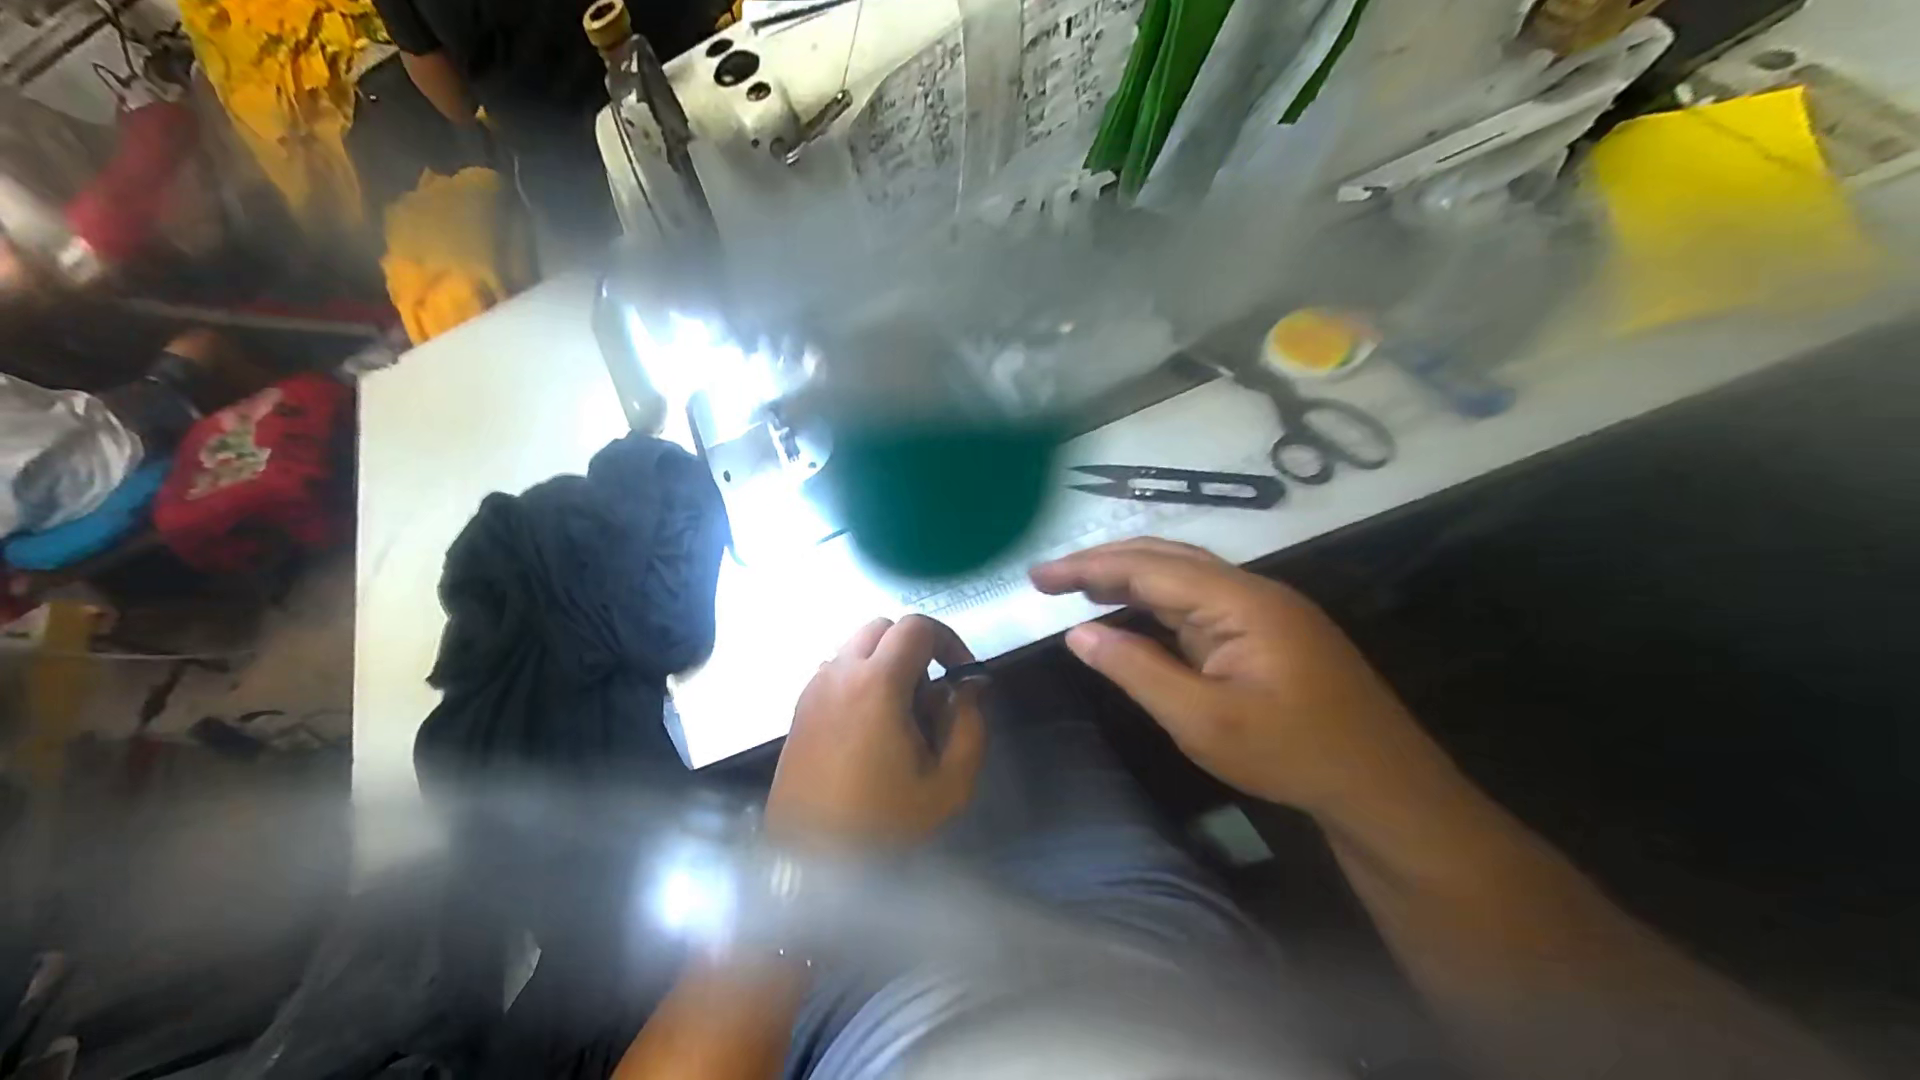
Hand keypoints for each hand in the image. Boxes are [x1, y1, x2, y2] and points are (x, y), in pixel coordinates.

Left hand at [767, 615, 986, 848]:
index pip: (916, 627)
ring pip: (856, 648)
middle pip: (882, 629)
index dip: (949, 641)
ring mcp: (812, 692)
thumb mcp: (949, 783)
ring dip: (886, 665)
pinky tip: (870, 733)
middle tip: (930, 699)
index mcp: (875, 684)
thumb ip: (968, 723)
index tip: (963, 677)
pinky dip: (860, 681)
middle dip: (916, 650)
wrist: (808, 871)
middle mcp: (836, 675)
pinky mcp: (798, 712)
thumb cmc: (884, 826)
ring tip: (901, 720)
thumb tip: (967, 685)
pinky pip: (835, 673)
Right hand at [1030, 538, 1443, 817]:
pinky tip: (1130, 611)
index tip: (1039, 576)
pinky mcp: (1263, 632)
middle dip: (1103, 563)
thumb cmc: (1292, 754)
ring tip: (1077, 587)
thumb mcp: (1203, 721)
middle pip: (1166, 559)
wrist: (1382, 786)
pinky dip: (1154, 602)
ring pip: (1182, 578)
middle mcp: (1250, 591)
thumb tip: (1079, 633)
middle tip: (1048, 579)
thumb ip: (1137, 670)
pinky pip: (1198, 604)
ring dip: (1128, 578)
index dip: (1089, 567)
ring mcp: (1260, 610)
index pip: (1150, 567)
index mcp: (1239, 601)